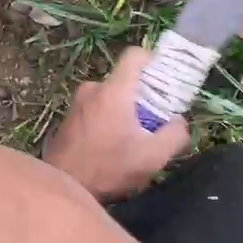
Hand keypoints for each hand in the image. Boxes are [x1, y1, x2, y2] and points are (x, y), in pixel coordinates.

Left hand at [44, 47, 190, 198]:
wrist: (63, 187)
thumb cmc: (109, 169)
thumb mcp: (154, 156)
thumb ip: (175, 133)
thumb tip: (178, 121)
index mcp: (113, 90)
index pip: (134, 55)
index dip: (154, 61)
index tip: (166, 80)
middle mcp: (91, 90)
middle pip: (125, 81)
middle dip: (142, 97)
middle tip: (155, 121)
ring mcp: (76, 104)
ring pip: (109, 97)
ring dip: (124, 112)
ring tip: (133, 139)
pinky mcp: (67, 119)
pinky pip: (95, 110)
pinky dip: (107, 120)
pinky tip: (111, 146)